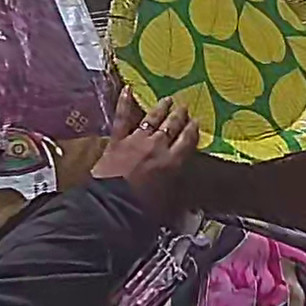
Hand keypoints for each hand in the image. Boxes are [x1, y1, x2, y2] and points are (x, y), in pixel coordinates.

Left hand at [93, 88, 199, 217]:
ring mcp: (137, 140)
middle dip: (180, 115)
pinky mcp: (117, 140)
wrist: (108, 207)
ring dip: (161, 108)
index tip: (197, 122)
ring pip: (153, 118)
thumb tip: (189, 216)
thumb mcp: (165, 208)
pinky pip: (123, 117)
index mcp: (172, 162)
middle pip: (172, 126)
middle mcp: (158, 146)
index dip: (193, 130)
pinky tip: (128, 89)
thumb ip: (178, 204)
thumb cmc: (140, 212)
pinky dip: (124, 102)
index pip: (188, 140)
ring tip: (167, 100)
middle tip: (184, 106)